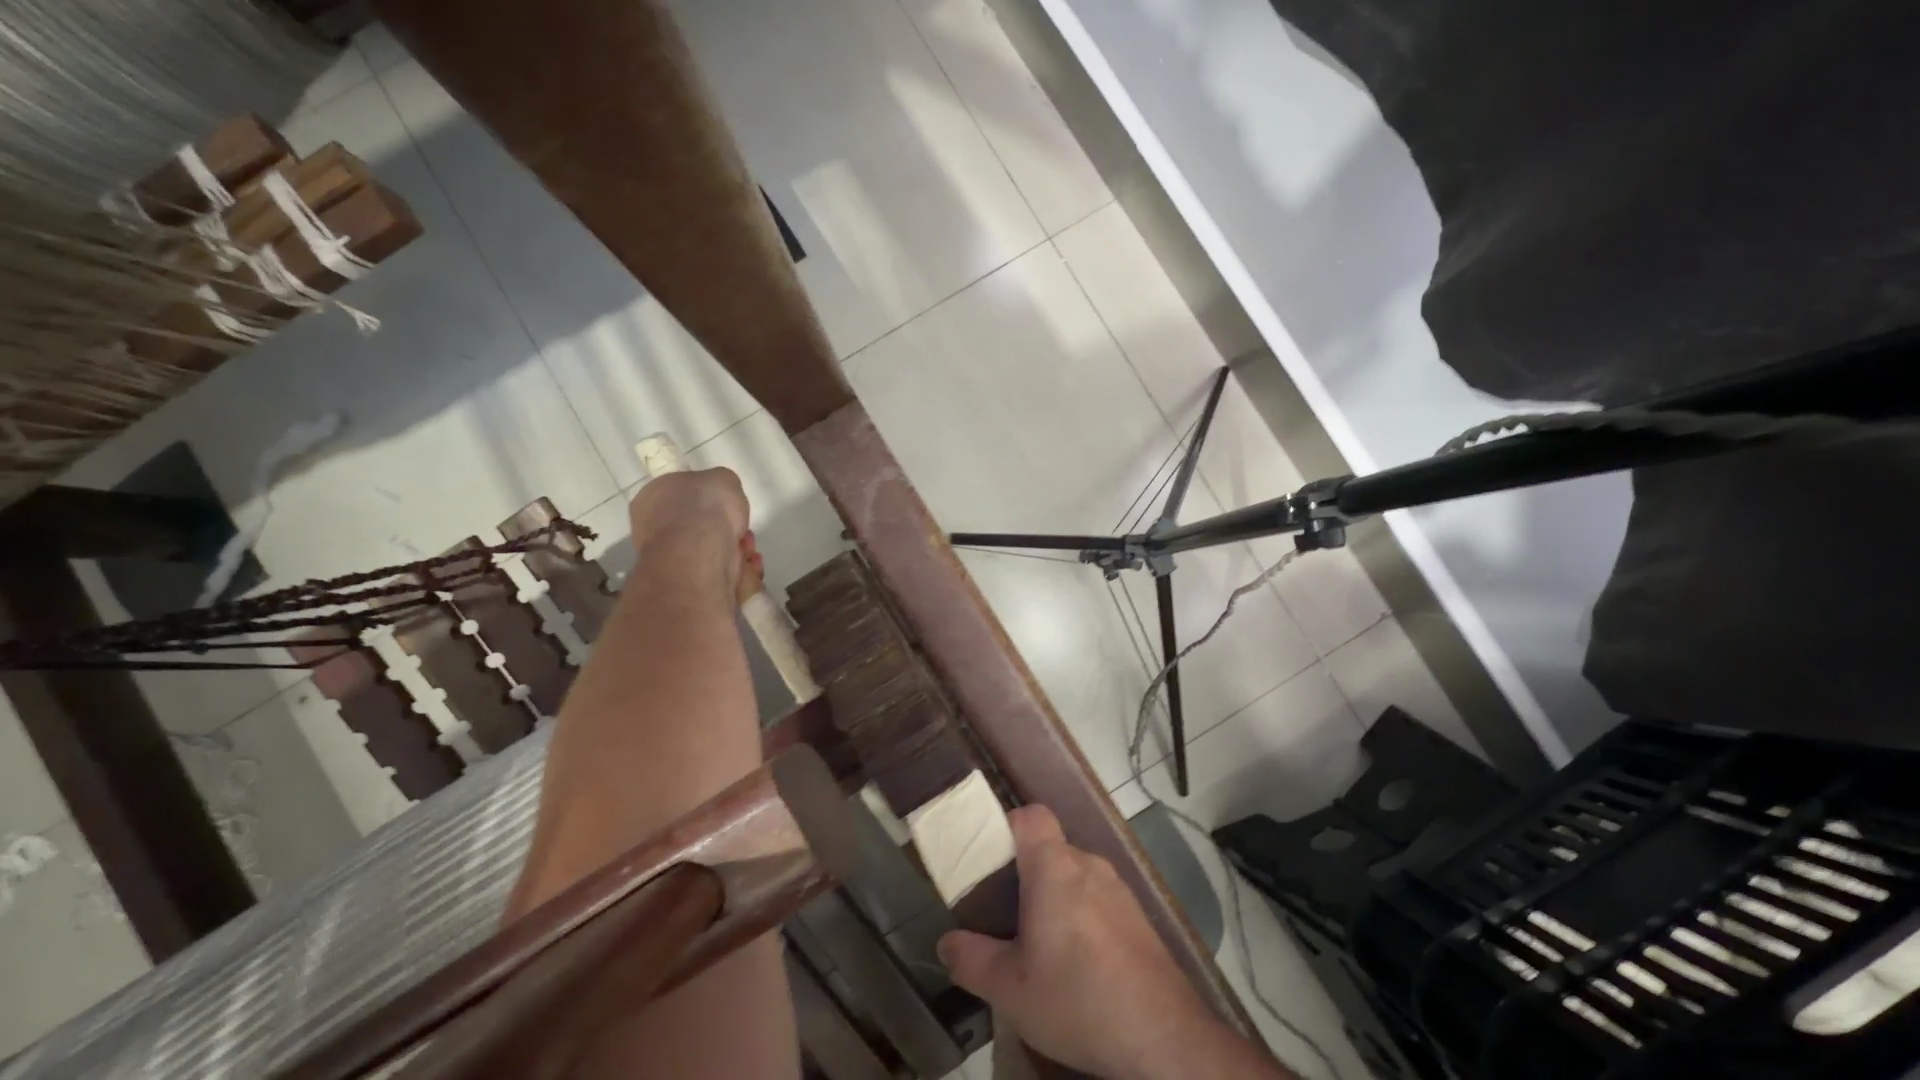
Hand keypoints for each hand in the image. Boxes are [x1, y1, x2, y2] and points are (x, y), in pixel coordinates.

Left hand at [627, 468, 754, 596]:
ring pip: (708, 551)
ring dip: (733, 548)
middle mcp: (652, 529)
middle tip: (742, 527)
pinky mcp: (686, 583)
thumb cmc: (705, 505)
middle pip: (696, 526)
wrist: (700, 550)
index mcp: (651, 498)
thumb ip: (721, 484)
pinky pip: (716, 571)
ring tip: (749, 546)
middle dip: (724, 528)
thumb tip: (721, 495)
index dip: (708, 499)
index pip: (679, 496)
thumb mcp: (722, 478)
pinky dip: (736, 568)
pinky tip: (748, 562)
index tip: (727, 504)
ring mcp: (668, 559)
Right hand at [937, 806, 1231, 1079]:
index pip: (1031, 816)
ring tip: (1037, 947)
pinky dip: (1082, 920)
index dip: (1007, 827)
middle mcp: (1091, 866)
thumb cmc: (1076, 998)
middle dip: (1024, 876)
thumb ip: (970, 959)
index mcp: (1055, 868)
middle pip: (1051, 850)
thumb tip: (948, 942)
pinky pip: (1099, 903)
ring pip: (1076, 879)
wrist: (1162, 1037)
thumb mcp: (1008, 988)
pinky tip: (1076, 966)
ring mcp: (1121, 892)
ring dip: (1055, 901)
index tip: (988, 862)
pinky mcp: (1140, 920)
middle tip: (1002, 916)